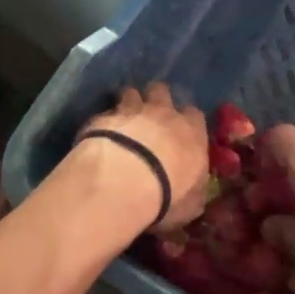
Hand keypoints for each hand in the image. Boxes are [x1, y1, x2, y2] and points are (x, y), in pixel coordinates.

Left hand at [77, 82, 210, 231]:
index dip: (186, 120)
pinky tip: (100, 135)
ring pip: (131, 92)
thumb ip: (194, 190)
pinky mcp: (102, 117)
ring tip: (123, 119)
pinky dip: (104, 122)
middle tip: (149, 115)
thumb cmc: (168, 194)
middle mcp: (163, 113)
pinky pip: (105, 113)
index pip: (194, 115)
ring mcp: (131, 111)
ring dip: (128, 102)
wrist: (125, 181)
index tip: (180, 131)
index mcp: (191, 131)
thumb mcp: (192, 203)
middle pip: (162, 91)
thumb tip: (193, 192)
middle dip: (156, 98)